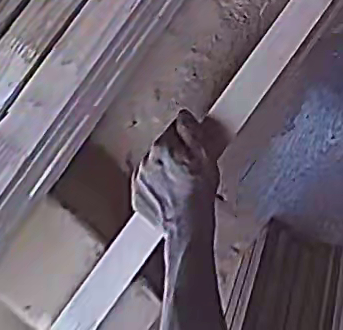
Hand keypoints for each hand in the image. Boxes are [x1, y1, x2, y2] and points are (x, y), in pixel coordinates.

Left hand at [134, 111, 220, 237]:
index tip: (192, 148)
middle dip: (175, 152)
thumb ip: (190, 128)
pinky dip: (157, 184)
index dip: (186, 137)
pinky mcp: (137, 196)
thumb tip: (183, 116)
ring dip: (166, 168)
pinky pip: (148, 181)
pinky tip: (171, 191)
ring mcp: (139, 180)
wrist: (188, 227)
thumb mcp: (205, 154)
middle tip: (189, 167)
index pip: (173, 128)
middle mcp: (146, 161)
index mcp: (161, 147)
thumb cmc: (198, 193)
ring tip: (181, 181)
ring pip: (155, 163)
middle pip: (163, 145)